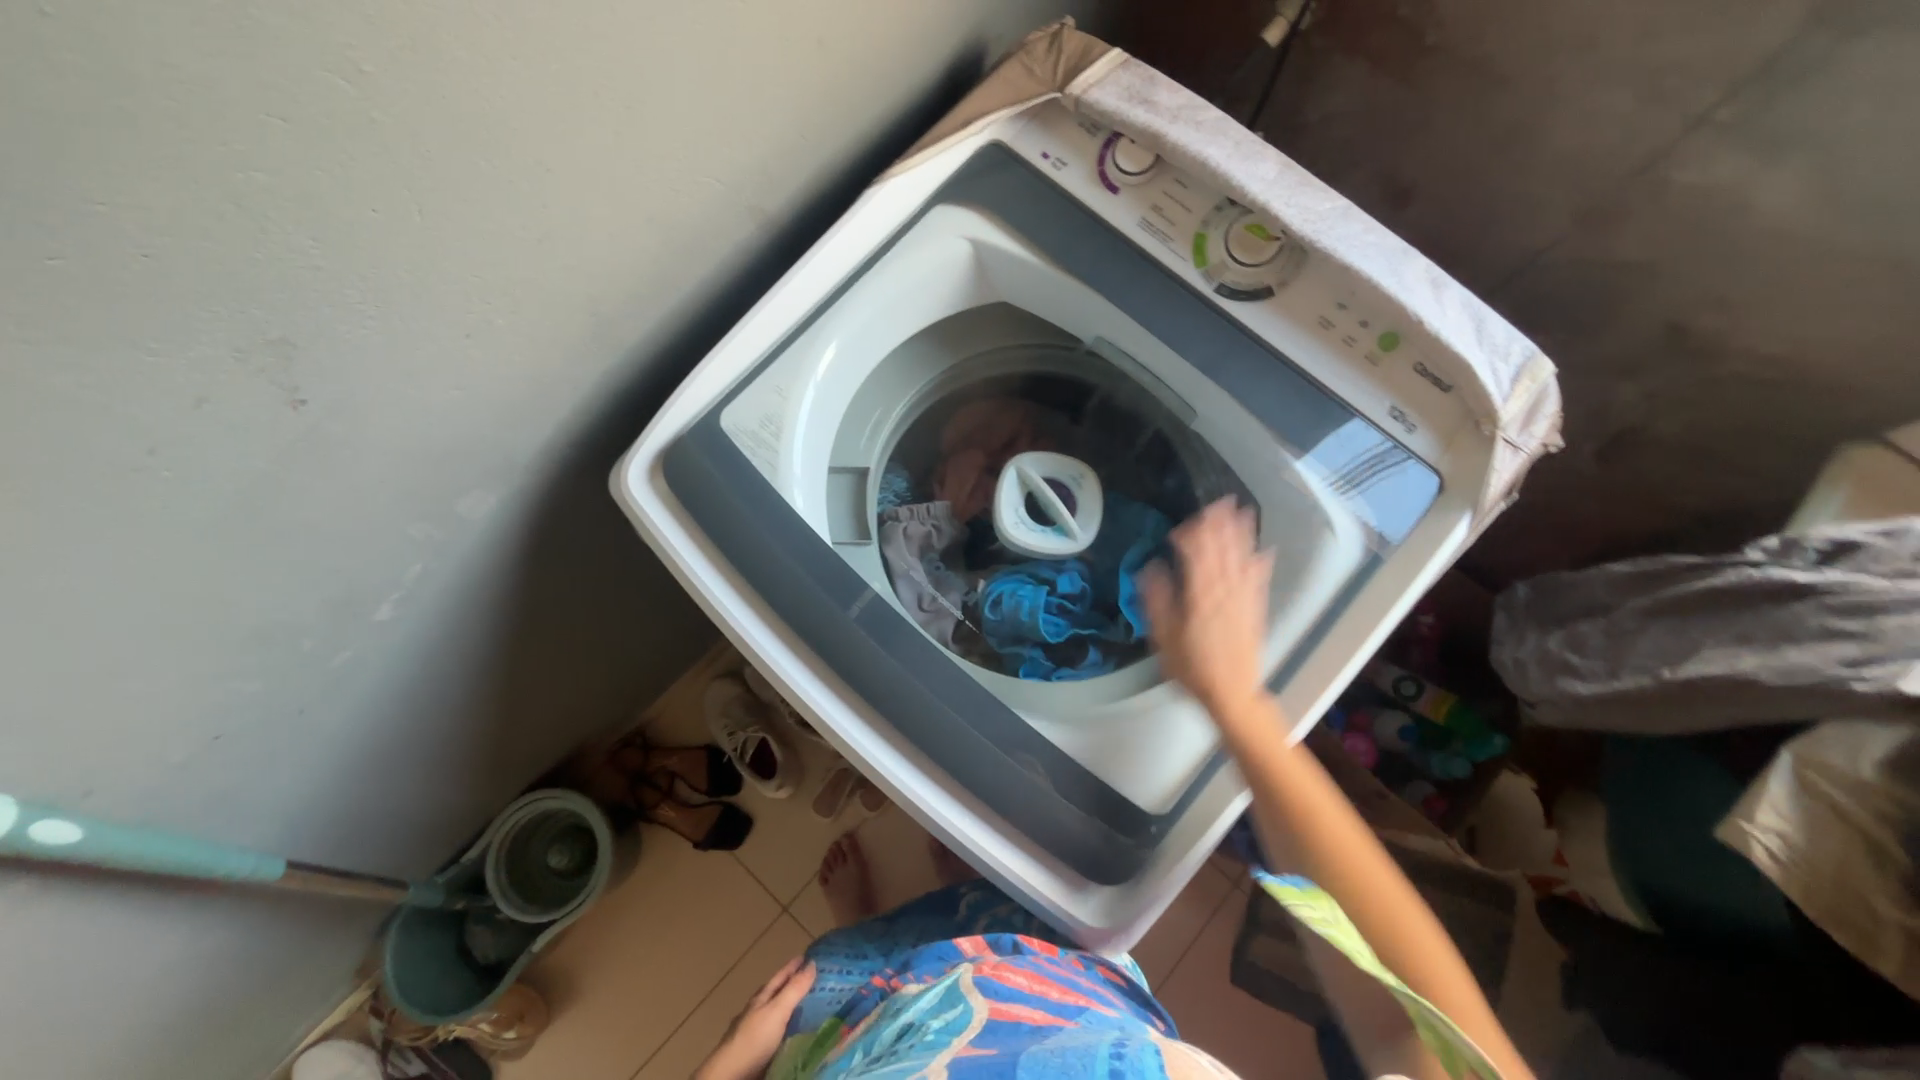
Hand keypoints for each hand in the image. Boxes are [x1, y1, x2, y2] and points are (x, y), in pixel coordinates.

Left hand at [692, 956, 815, 1079]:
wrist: (733, 1074)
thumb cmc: (754, 1038)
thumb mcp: (777, 1010)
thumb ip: (794, 989)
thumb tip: (812, 963)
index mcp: (761, 998)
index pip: (780, 976)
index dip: (793, 966)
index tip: (809, 956)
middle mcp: (759, 1012)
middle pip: (778, 994)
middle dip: (794, 986)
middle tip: (817, 981)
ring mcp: (758, 1031)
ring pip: (779, 1014)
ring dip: (794, 1009)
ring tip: (814, 1007)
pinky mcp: (761, 1050)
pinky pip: (781, 1034)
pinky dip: (792, 1030)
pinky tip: (801, 1034)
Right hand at [1139, 498, 1274, 716]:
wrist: (1231, 695)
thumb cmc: (1191, 669)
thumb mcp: (1163, 638)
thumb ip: (1157, 601)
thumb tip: (1151, 569)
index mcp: (1198, 597)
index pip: (1195, 557)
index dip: (1190, 537)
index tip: (1179, 527)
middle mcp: (1223, 593)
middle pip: (1221, 552)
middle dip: (1219, 526)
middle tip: (1219, 502)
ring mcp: (1242, 601)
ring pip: (1242, 560)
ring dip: (1241, 535)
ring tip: (1242, 512)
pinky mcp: (1256, 612)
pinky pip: (1259, 581)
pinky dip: (1261, 564)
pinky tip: (1263, 550)